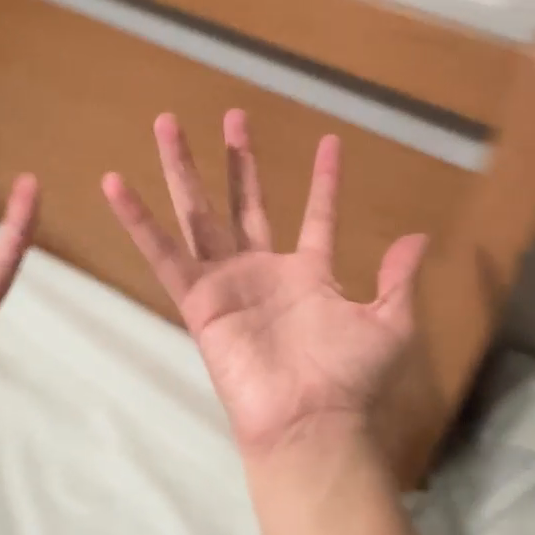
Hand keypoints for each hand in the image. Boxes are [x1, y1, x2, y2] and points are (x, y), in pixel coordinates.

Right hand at [102, 110, 426, 454]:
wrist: (311, 419)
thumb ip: (398, 279)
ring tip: (167, 123)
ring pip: (198, 214)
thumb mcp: (389, 324)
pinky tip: (115, 184)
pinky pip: (162, 255)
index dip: (324, 182)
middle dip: (238, 160)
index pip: (316, 216)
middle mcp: (263, 271)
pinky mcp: (197, 300)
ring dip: (182, 169)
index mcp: (310, 275)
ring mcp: (226, 282)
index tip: (331, 141)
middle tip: (233, 115)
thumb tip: (419, 237)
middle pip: (244, 203)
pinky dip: (137, 221)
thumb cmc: (350, 378)